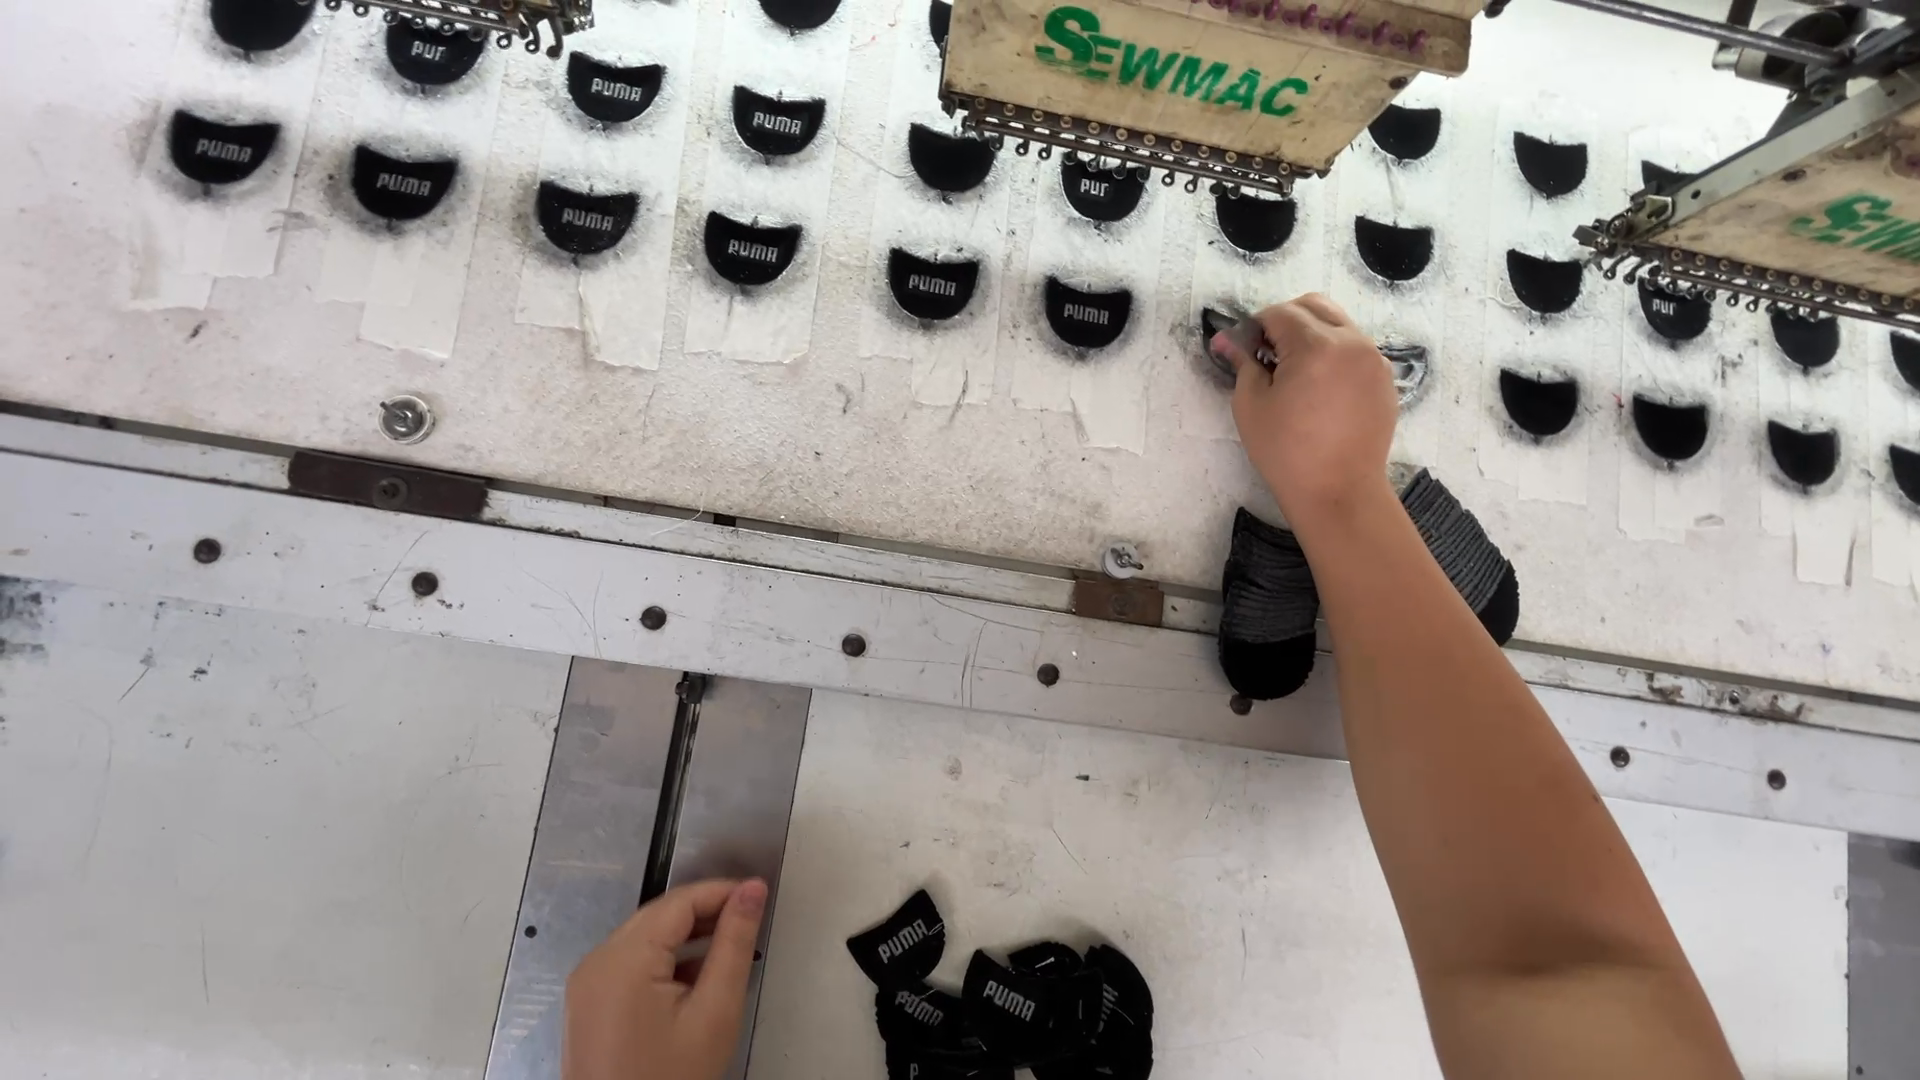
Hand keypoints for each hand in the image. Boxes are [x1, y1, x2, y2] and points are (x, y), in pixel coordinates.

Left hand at [564, 879, 768, 1079]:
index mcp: (623, 959)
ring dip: (687, 935)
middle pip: (660, 915)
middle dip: (706, 912)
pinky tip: (694, 978)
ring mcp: (586, 983)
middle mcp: (596, 960)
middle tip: (749, 923)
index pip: (680, 901)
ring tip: (729, 947)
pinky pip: (631, 960)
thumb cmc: (674, 1078)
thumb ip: (735, 942)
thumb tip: (753, 887)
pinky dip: (664, 959)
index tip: (759, 896)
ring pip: (646, 935)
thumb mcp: (715, 1011)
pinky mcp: (586, 1003)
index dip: (722, 892)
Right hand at [1215, 294, 1398, 531]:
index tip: (1243, 350)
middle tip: (1266, 354)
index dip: (1255, 327)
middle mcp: (1352, 343)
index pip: (1280, 313)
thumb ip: (1242, 363)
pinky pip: (1355, 349)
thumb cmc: (1285, 452)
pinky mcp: (1384, 379)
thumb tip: (1225, 340)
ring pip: (1338, 324)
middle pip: (1314, 305)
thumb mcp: (1251, 405)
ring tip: (1293, 374)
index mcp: (1317, 346)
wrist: (1338, 491)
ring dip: (1310, 335)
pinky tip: (1317, 390)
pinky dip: (1332, 354)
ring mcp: (1374, 359)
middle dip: (1284, 320)